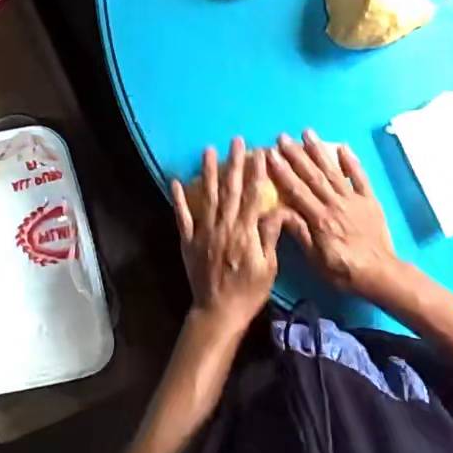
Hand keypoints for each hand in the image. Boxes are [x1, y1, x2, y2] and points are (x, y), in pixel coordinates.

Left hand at [170, 138, 284, 335]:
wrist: (219, 311)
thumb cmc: (249, 292)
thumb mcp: (268, 267)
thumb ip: (269, 236)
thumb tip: (276, 210)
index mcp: (246, 232)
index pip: (254, 196)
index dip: (257, 173)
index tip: (260, 153)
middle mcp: (224, 226)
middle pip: (231, 190)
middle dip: (234, 164)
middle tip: (236, 141)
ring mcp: (204, 232)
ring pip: (207, 196)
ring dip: (208, 172)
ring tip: (208, 150)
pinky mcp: (189, 240)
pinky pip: (182, 216)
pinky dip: (178, 199)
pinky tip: (176, 181)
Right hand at [269, 130, 411, 304]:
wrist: (381, 275)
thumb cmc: (343, 270)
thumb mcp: (315, 258)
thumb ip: (299, 231)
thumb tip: (279, 210)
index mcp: (319, 218)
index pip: (296, 190)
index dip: (282, 171)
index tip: (270, 154)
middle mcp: (335, 204)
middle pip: (312, 175)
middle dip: (296, 155)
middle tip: (282, 137)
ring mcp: (354, 200)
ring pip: (333, 171)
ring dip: (319, 151)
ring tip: (307, 132)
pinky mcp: (370, 201)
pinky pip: (360, 178)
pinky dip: (352, 162)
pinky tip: (342, 146)